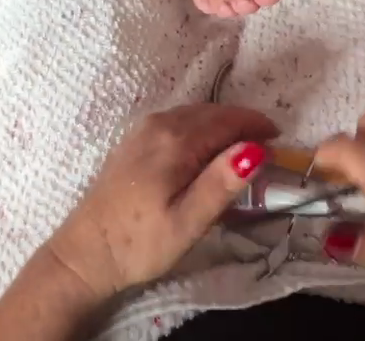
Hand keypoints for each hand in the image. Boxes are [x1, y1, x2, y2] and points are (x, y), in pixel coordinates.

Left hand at [43, 104, 275, 300]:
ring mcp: (142, 128)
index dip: (254, 124)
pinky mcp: (133, 139)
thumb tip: (256, 148)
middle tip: (266, 144)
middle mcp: (158, 123)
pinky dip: (199, 127)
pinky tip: (205, 149)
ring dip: (220, 124)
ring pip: (192, 114)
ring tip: (242, 147)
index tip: (279, 137)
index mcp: (174, 139)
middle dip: (240, 122)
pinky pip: (176, 121)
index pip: (225, 119)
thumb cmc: (140, 243)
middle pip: (209, 112)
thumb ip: (221, 183)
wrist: (86, 251)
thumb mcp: (188, 222)